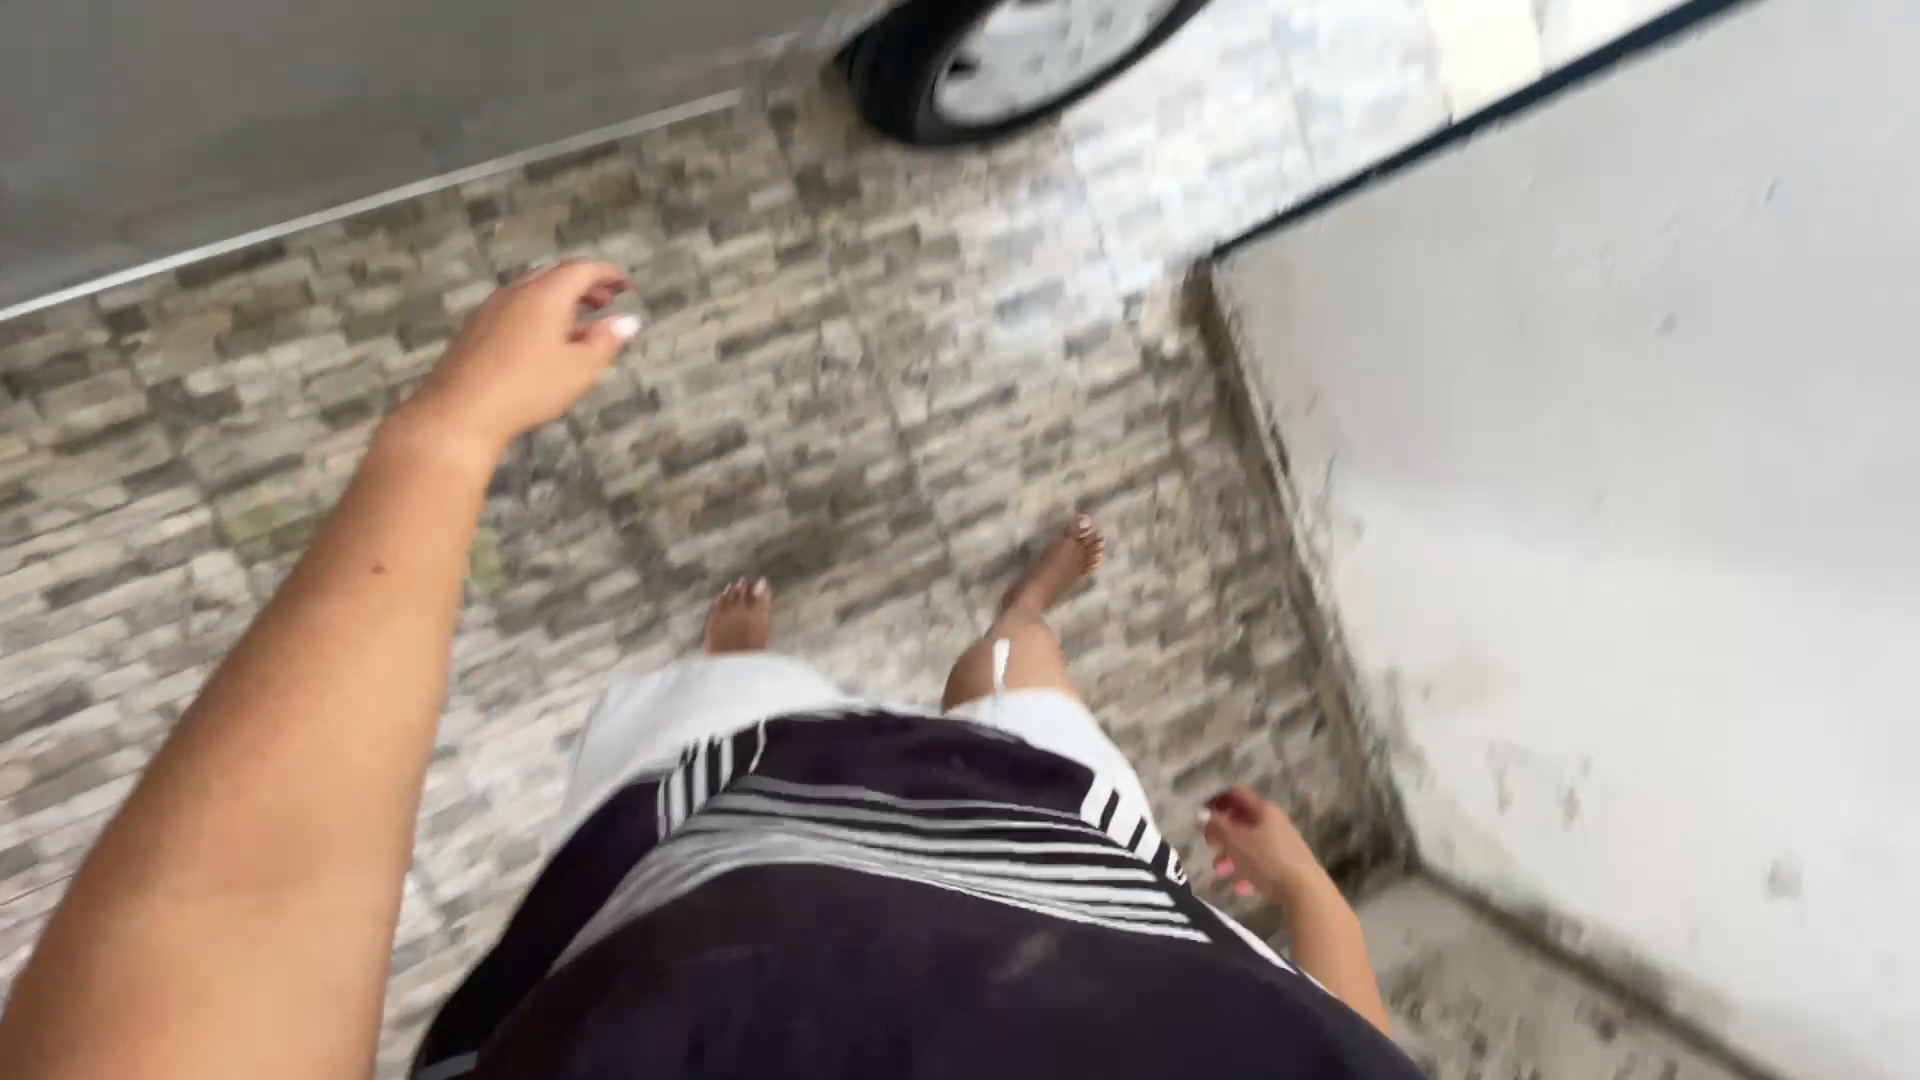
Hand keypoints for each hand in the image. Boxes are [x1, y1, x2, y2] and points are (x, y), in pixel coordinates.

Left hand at [400, 259, 638, 456]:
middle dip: (585, 284)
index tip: (627, 284)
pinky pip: (517, 307)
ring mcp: (492, 308)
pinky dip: (542, 312)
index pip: (581, 270)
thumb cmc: (530, 387)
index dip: (608, 273)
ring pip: (534, 291)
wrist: (461, 410)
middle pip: (555, 275)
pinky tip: (549, 341)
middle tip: (607, 301)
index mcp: (545, 297)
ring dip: (563, 300)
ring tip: (582, 324)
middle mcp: (516, 294)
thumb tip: (628, 321)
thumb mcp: (580, 368)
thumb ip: (606, 341)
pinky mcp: (478, 327)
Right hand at [1201, 785, 1329, 900]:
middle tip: (1209, 846)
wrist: (1307, 893)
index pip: (1236, 794)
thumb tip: (1202, 816)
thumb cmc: (1267, 859)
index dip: (1217, 801)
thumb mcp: (1235, 840)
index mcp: (1263, 810)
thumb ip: (1216, 826)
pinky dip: (1248, 872)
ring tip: (1220, 872)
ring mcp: (1284, 845)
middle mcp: (1275, 823)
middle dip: (1222, 835)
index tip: (1202, 816)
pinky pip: (1262, 865)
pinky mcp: (1289, 867)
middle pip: (1242, 822)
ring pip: (1250, 845)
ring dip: (1231, 857)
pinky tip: (1240, 887)